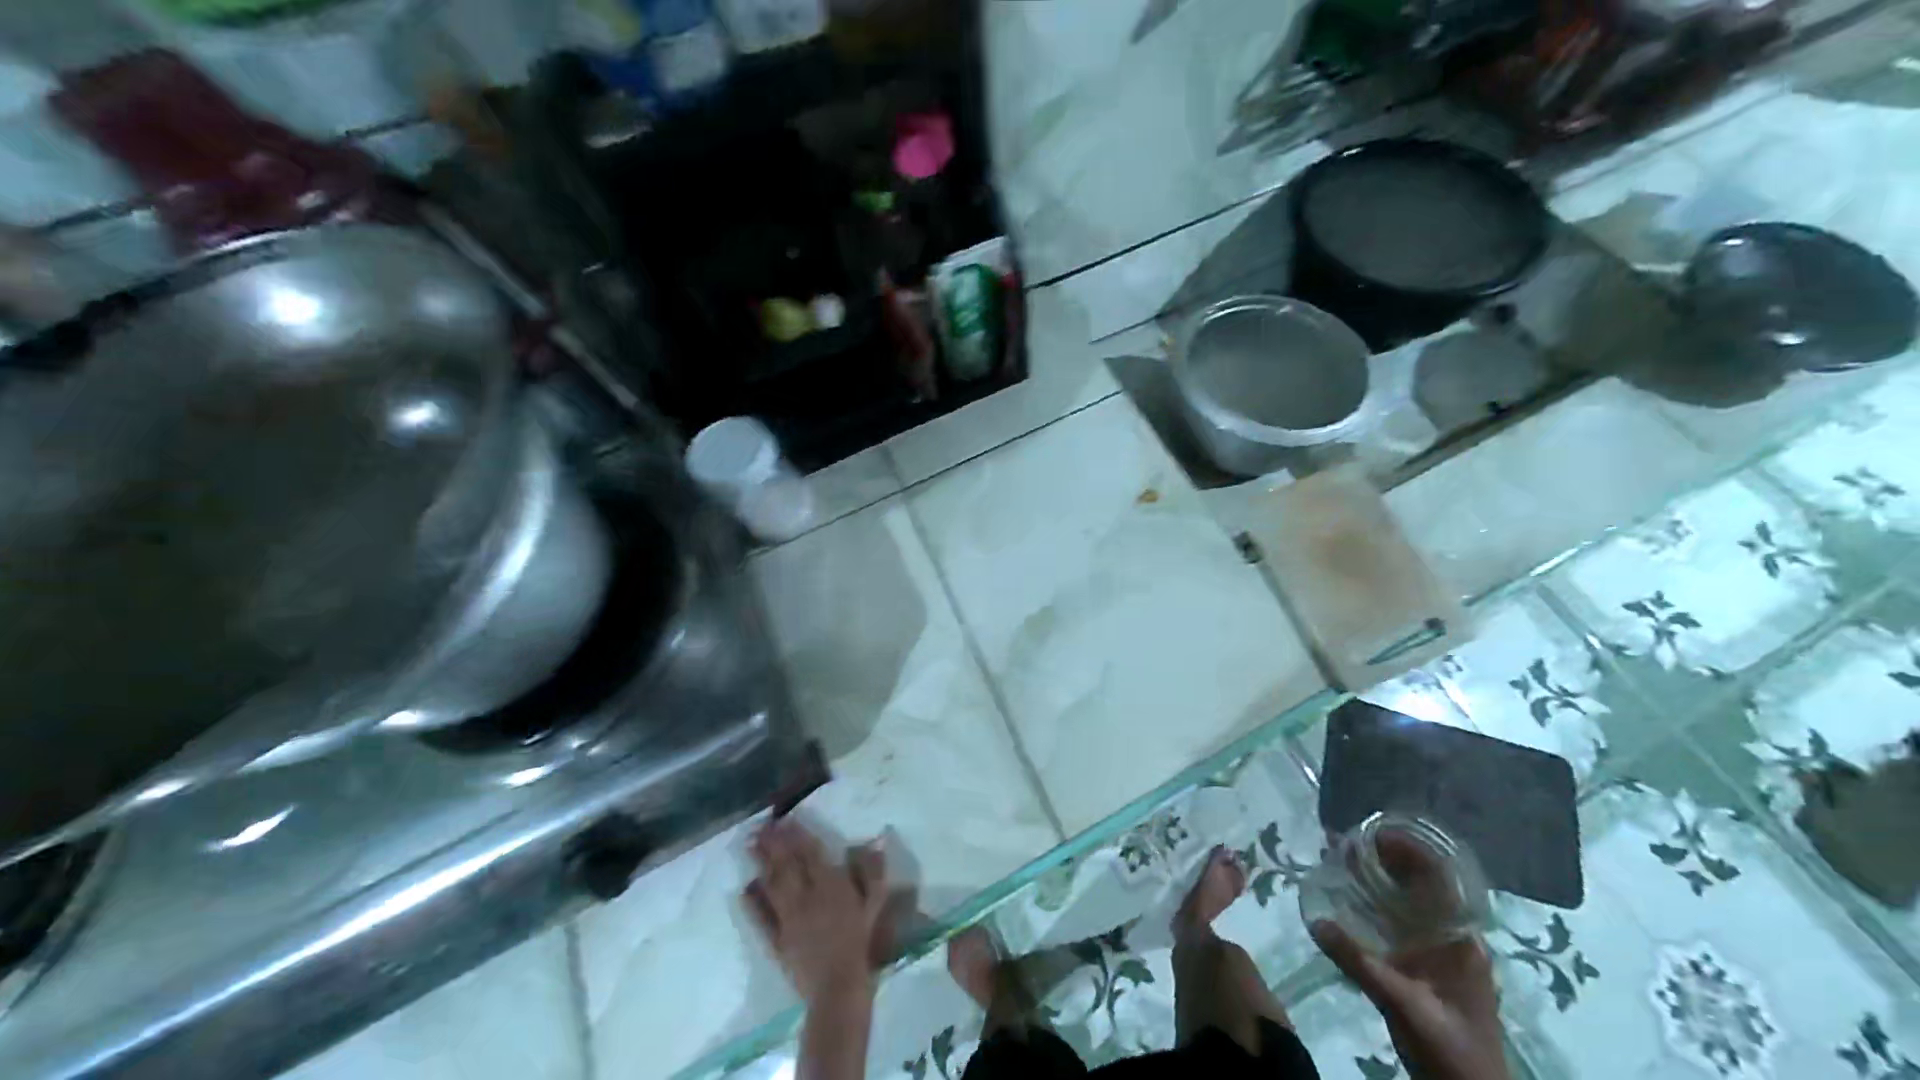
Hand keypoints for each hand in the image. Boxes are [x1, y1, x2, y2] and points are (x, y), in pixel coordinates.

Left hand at [743, 817, 889, 1006]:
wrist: (839, 989)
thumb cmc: (862, 943)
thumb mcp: (876, 904)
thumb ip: (873, 871)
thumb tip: (875, 840)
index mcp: (830, 885)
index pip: (810, 853)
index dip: (797, 835)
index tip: (786, 819)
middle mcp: (805, 896)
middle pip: (786, 864)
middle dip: (774, 843)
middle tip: (761, 825)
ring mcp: (787, 918)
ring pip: (771, 884)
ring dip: (760, 862)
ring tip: (750, 843)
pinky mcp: (776, 939)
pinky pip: (761, 917)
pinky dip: (752, 902)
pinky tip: (745, 887)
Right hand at [1310, 833, 1510, 1079]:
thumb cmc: (1451, 1050)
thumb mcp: (1404, 1005)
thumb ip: (1360, 963)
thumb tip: (1314, 919)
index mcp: (1462, 940)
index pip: (1441, 878)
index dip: (1411, 850)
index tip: (1373, 832)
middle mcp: (1453, 937)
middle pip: (1422, 883)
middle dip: (1385, 858)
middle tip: (1343, 843)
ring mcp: (1439, 952)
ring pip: (1409, 900)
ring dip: (1378, 877)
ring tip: (1340, 859)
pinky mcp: (1424, 966)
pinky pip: (1399, 921)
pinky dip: (1374, 903)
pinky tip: (1347, 898)